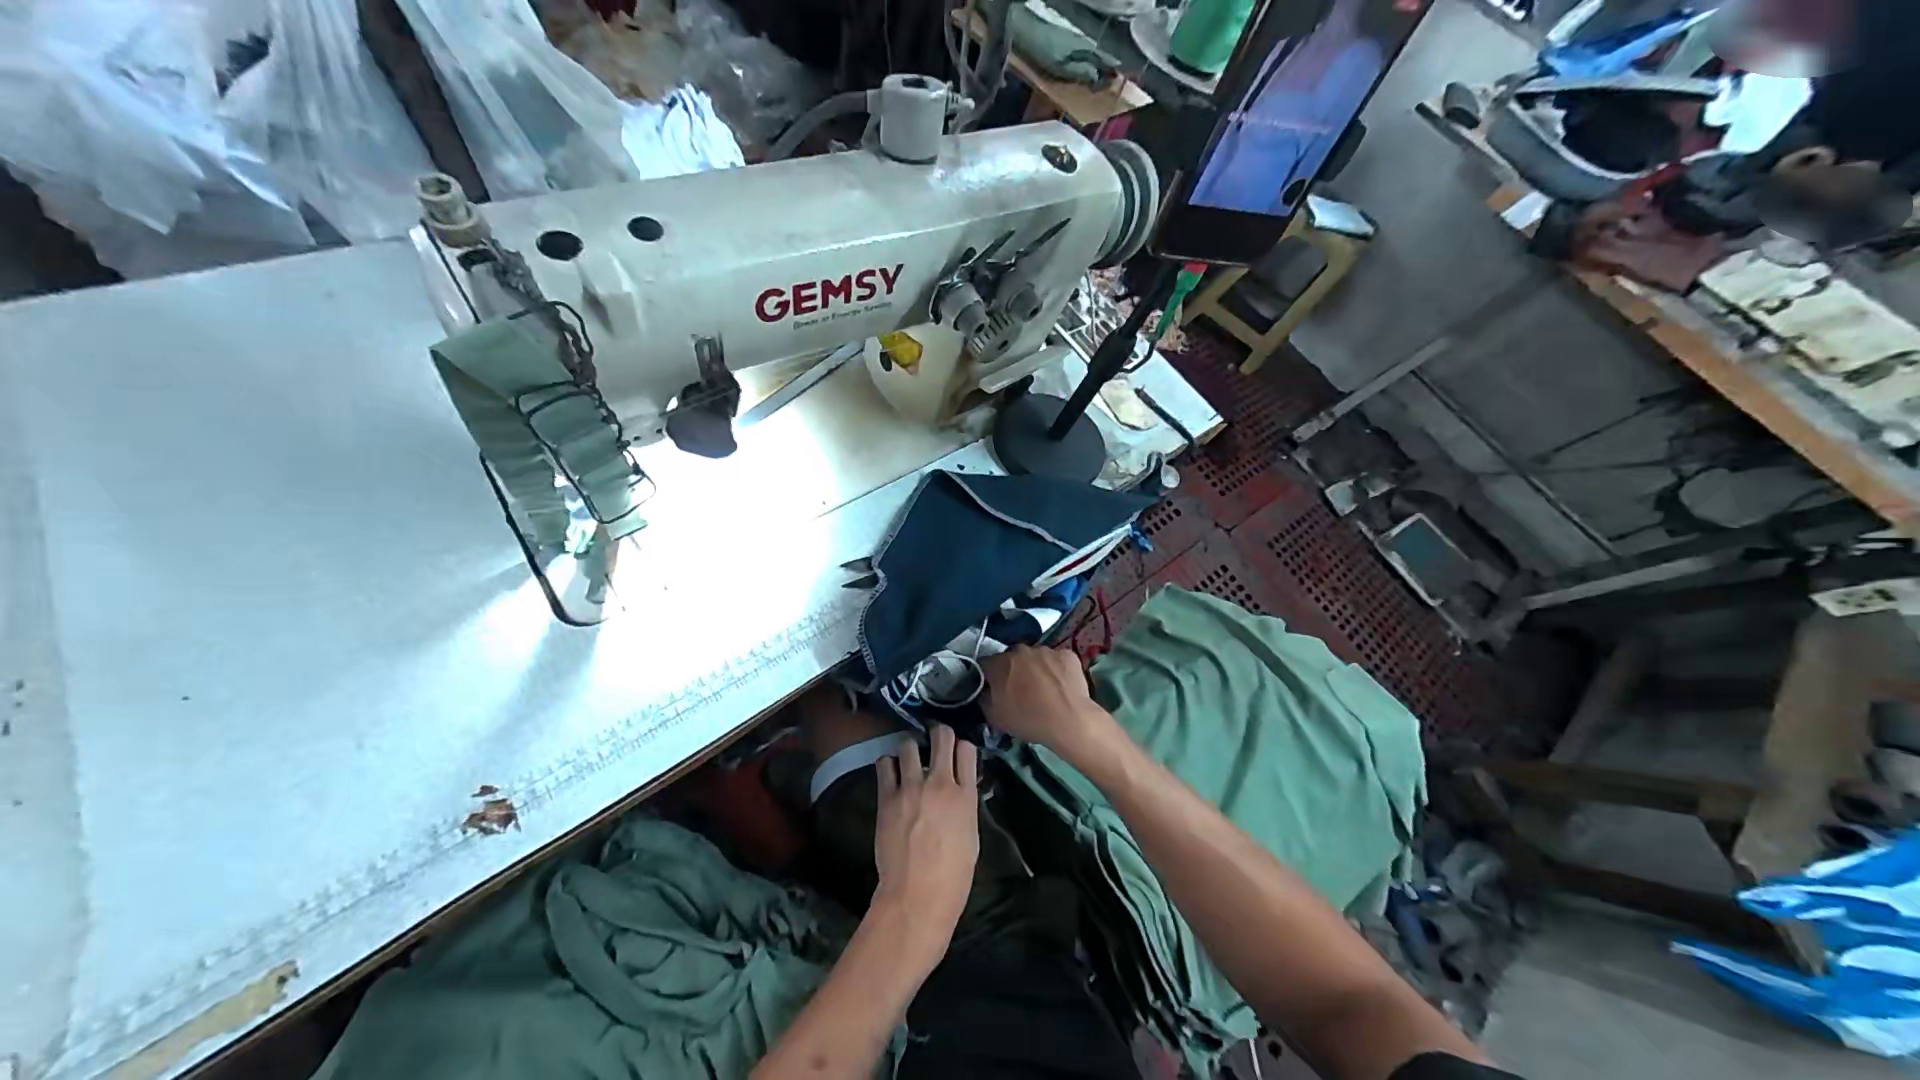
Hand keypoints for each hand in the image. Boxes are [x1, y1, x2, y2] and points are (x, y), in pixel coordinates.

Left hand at [872, 724, 978, 964]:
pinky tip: (890, 771)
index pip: (966, 749)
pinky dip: (888, 764)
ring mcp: (911, 787)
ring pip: (908, 745)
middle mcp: (939, 783)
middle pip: (942, 737)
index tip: (956, 751)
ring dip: (910, 748)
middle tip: (934, 738)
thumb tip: (960, 791)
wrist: (916, 895)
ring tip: (908, 757)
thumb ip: (965, 806)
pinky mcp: (887, 797)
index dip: (961, 746)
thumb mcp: (972, 836)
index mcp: (965, 795)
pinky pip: (884, 765)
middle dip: (939, 733)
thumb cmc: (953, 876)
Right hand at [980, 645, 1113, 754]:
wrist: (1069, 720)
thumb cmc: (1029, 719)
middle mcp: (1020, 650)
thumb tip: (984, 692)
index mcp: (999, 664)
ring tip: (1044, 690)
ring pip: (1035, 658)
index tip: (993, 690)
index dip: (987, 678)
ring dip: (1035, 669)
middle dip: (1012, 671)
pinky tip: (1060, 686)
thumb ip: (983, 700)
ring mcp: (1045, 650)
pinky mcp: (1067, 654)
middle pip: (1011, 659)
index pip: (984, 665)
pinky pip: (1056, 660)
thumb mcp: (995, 718)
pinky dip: (1056, 669)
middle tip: (1019, 692)